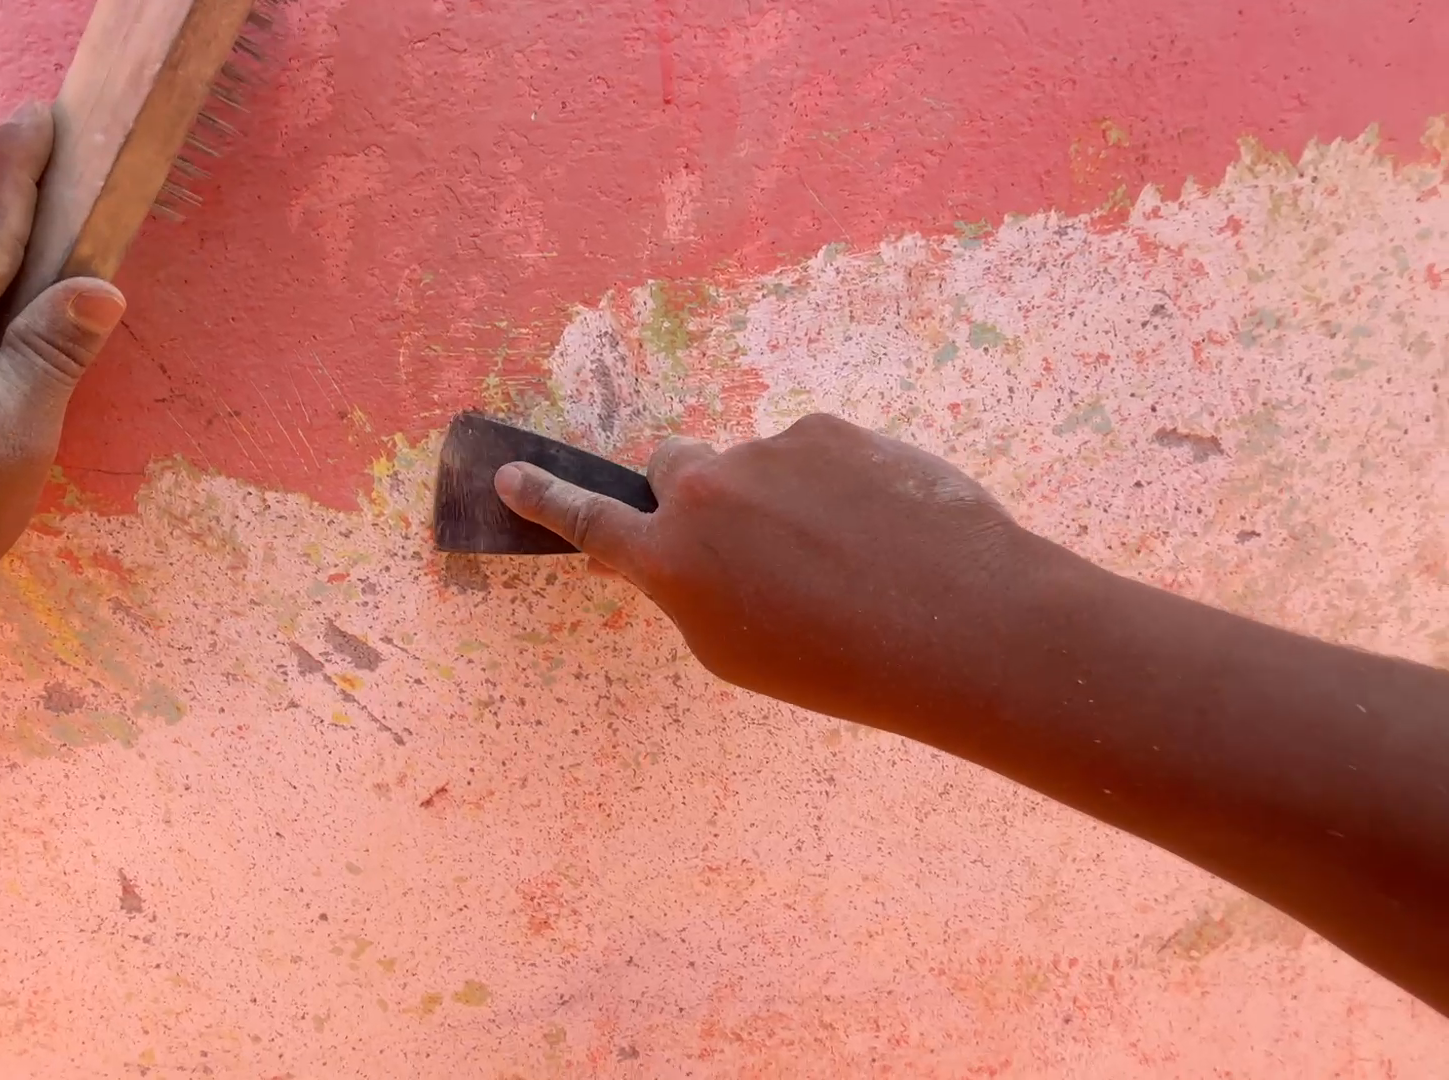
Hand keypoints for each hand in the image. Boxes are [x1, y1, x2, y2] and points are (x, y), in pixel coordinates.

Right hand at [495, 415, 1058, 731]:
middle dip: (692, 489)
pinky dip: (828, 479)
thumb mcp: (730, 648)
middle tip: (747, 535)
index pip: (587, 519)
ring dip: (774, 492)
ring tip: (842, 546)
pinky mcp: (826, 428)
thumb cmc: (832, 664)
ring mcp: (763, 452)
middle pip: (672, 464)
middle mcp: (701, 492)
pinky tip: (876, 520)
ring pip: (750, 462)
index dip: (543, 496)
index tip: (508, 472)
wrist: (959, 627)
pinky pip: (809, 450)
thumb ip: (684, 588)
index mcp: (668, 558)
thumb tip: (671, 550)